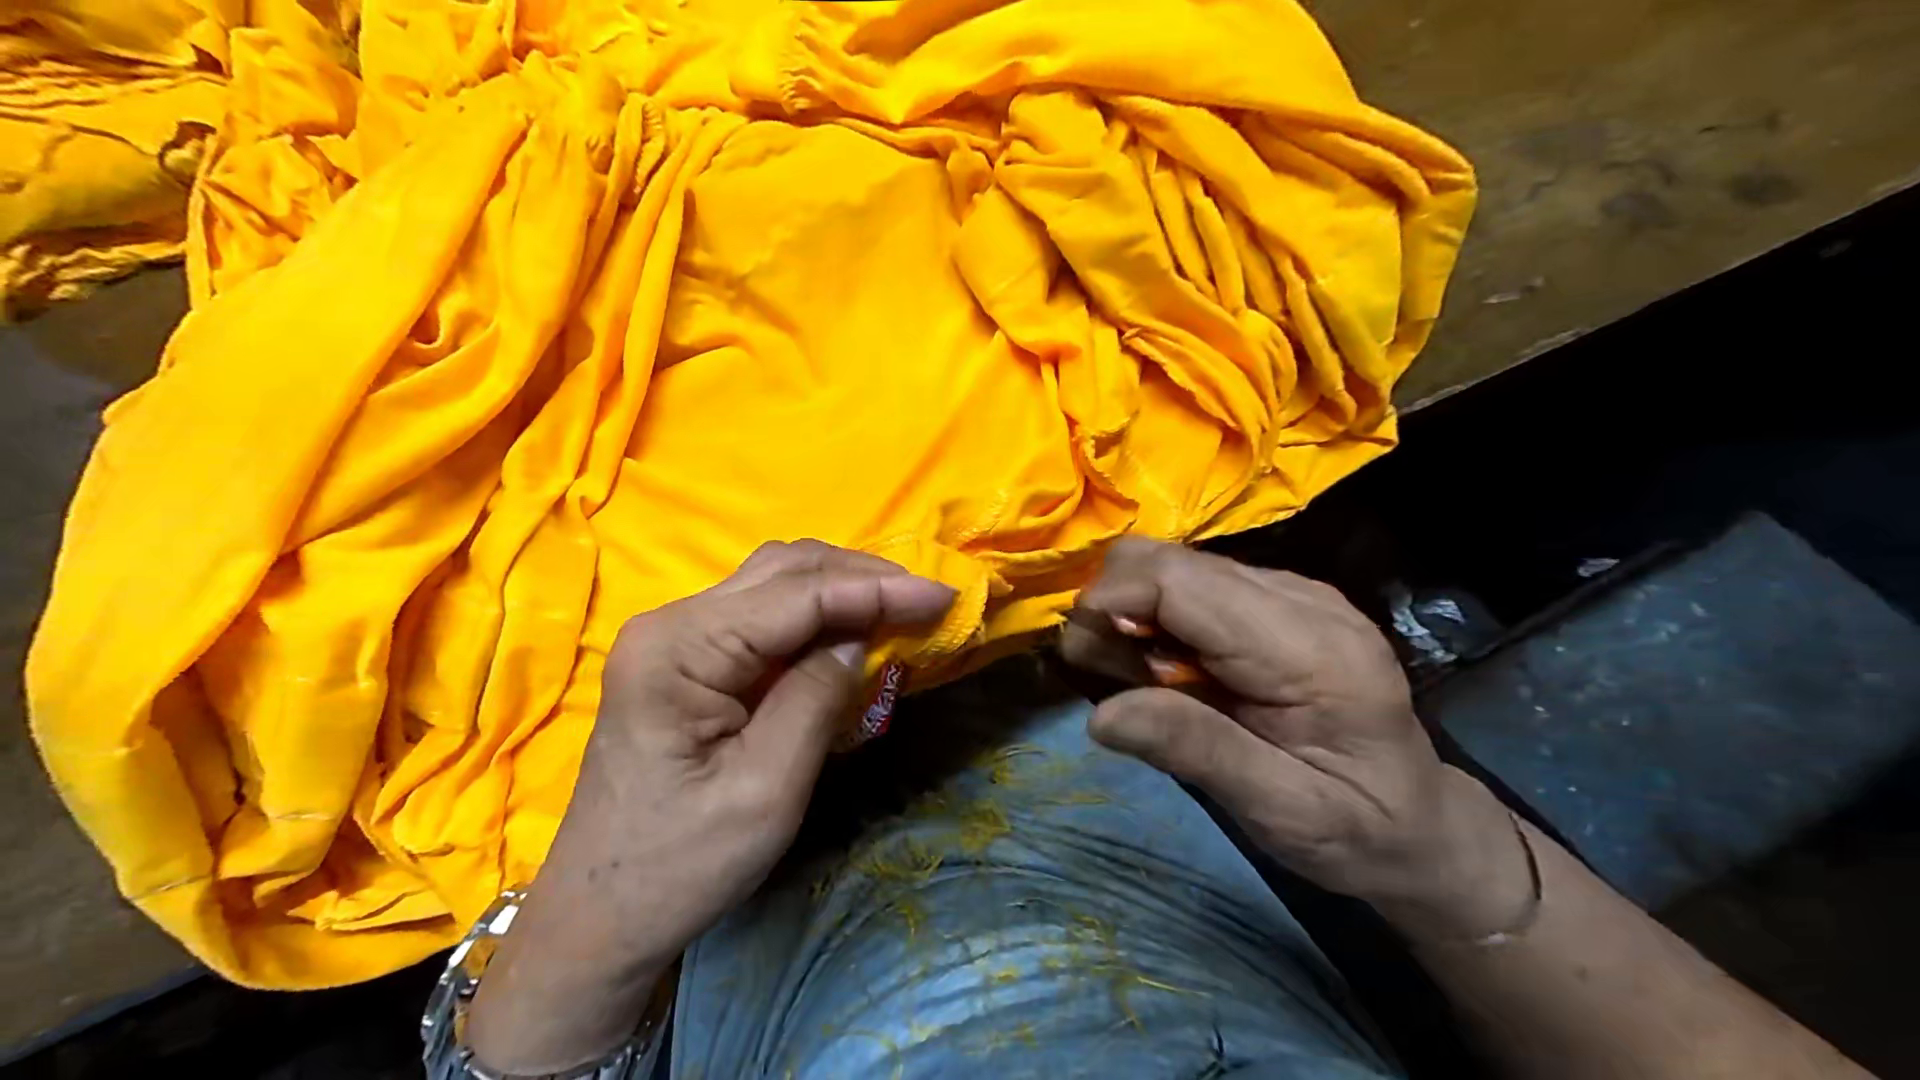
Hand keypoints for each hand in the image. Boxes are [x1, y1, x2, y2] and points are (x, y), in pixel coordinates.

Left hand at [467, 540, 954, 1073]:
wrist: (601, 914)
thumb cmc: (681, 865)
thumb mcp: (767, 789)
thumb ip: (817, 698)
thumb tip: (859, 636)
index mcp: (679, 649)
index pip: (797, 595)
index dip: (875, 589)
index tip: (941, 595)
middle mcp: (672, 623)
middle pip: (785, 570)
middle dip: (862, 576)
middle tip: (926, 598)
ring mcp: (675, 636)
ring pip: (775, 580)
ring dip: (841, 585)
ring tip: (898, 605)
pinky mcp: (688, 656)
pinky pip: (764, 611)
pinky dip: (817, 610)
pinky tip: (850, 625)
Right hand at [1060, 537, 1531, 941]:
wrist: (1423, 823)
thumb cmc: (1357, 830)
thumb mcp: (1279, 811)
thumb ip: (1195, 750)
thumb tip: (1101, 716)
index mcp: (1308, 647)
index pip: (1179, 580)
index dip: (1112, 602)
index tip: (1084, 657)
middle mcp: (1299, 597)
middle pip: (1166, 559)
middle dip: (1114, 607)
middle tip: (1115, 676)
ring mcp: (1289, 590)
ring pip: (1170, 564)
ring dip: (1133, 614)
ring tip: (1147, 680)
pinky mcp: (1275, 597)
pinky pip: (1189, 582)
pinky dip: (1158, 617)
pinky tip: (1175, 667)